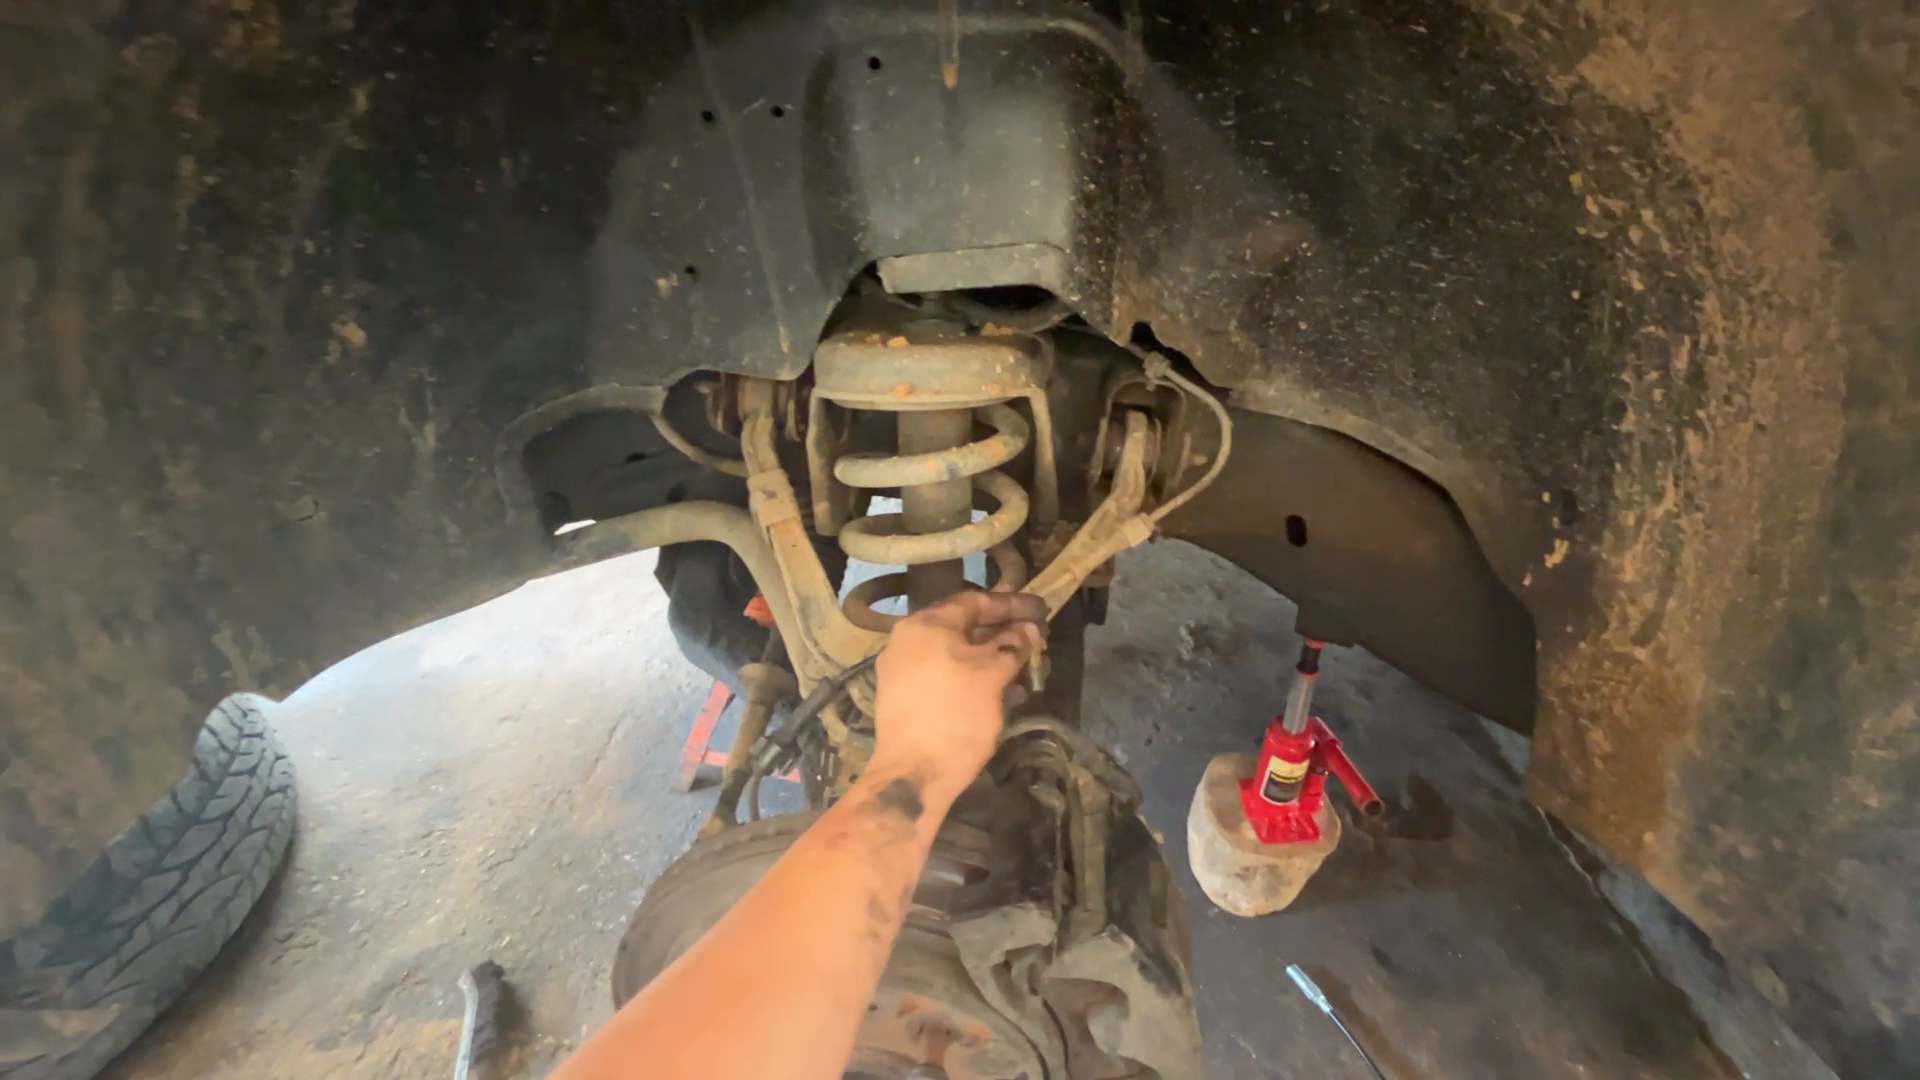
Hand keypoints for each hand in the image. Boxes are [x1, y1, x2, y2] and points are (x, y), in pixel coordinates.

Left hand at [869, 591, 1048, 803]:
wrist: (914, 774)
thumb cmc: (956, 715)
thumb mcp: (992, 675)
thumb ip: (1012, 646)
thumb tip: (1027, 630)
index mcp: (926, 624)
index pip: (975, 601)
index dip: (1012, 604)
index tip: (1041, 609)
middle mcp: (908, 638)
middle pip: (964, 626)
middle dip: (1004, 632)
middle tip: (1036, 639)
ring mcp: (903, 668)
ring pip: (955, 652)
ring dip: (992, 657)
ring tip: (1026, 668)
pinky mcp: (904, 695)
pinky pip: (944, 673)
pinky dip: (973, 675)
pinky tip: (1002, 690)